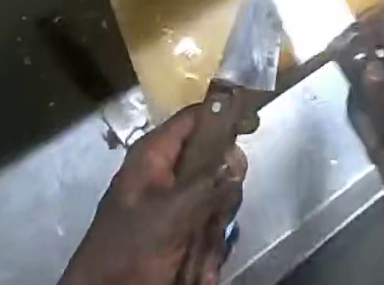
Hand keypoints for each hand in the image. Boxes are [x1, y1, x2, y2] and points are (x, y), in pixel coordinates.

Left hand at [59, 103, 247, 284]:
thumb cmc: (128, 249)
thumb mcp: (169, 214)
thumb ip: (205, 183)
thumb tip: (237, 157)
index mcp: (155, 154)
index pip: (194, 118)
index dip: (224, 115)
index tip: (254, 123)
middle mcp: (165, 173)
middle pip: (211, 162)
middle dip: (221, 195)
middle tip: (220, 215)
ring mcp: (171, 205)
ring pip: (213, 201)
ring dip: (214, 232)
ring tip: (201, 259)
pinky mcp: (176, 234)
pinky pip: (206, 231)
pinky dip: (207, 254)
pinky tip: (199, 274)